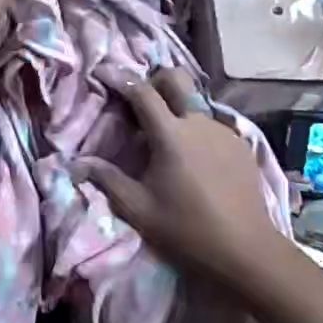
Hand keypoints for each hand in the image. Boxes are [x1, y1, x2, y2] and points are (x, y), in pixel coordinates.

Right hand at [76, 66, 289, 288]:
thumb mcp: (139, 209)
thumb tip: (77, 163)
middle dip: (155, 79)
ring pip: (196, 102)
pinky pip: (213, 124)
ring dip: (178, 107)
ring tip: (168, 137)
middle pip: (176, 78)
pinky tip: (195, 158)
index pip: (141, 92)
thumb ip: (108, 180)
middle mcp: (198, 123)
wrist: (245, 249)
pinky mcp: (241, 143)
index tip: (103, 72)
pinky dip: (197, 130)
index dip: (119, 78)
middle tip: (141, 99)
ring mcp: (223, 131)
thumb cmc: (187, 230)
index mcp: (170, 135)